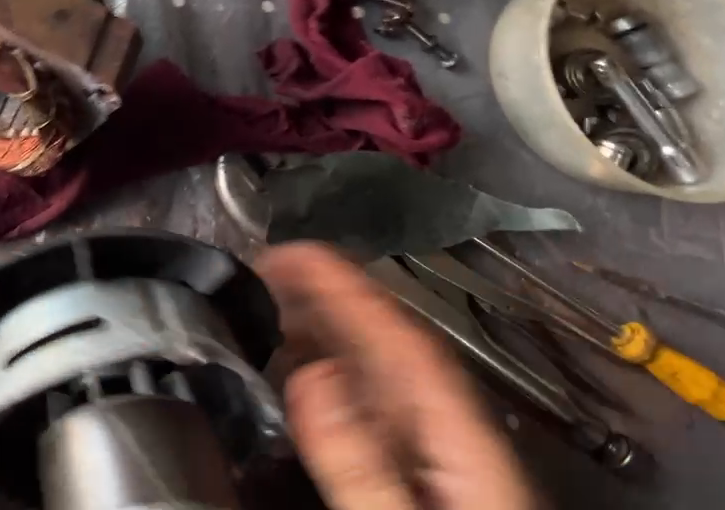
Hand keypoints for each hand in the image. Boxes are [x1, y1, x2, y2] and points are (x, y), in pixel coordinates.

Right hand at [257, 243, 538, 509]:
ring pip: (380, 371)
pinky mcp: (422, 472)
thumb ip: (360, 461)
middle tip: (266, 268)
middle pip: (389, 345)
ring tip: (273, 305)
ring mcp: (437, 452)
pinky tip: (304, 374)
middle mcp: (449, 432)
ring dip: (327, 328)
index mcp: (458, 438)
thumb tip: (311, 377)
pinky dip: (332, 372)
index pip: (400, 340)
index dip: (345, 286)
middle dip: (327, 295)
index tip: (293, 252)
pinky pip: (373, 403)